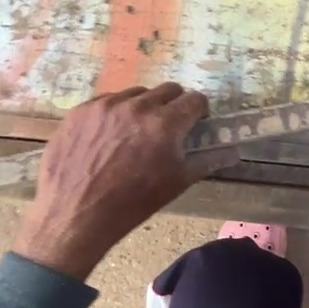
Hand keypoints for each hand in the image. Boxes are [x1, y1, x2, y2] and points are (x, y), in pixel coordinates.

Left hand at [12, 83, 237, 279]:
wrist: (73, 217)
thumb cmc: (132, 203)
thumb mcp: (176, 183)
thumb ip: (208, 161)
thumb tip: (235, 152)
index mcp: (166, 123)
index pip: (195, 99)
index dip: (198, 112)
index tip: (193, 124)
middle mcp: (137, 106)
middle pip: (168, 90)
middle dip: (173, 106)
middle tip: (165, 129)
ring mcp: (105, 106)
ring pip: (136, 94)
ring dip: (142, 107)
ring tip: (133, 133)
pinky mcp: (79, 110)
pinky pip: (106, 101)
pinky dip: (113, 113)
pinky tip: (107, 137)